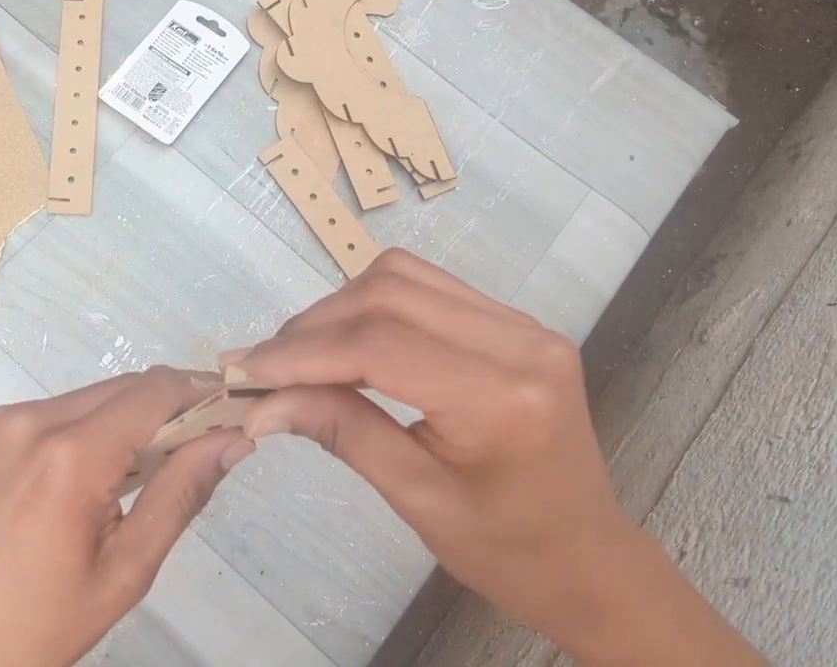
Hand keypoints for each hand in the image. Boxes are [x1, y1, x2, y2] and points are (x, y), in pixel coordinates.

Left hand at [0, 367, 254, 666]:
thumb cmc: (44, 621)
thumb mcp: (127, 569)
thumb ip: (182, 493)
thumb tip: (233, 440)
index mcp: (70, 456)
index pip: (153, 391)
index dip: (199, 393)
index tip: (232, 413)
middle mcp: (34, 420)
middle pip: (125, 387)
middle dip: (170, 406)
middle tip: (204, 443)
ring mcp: (7, 421)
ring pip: (94, 395)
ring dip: (133, 415)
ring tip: (155, 464)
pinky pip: (61, 409)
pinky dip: (94, 424)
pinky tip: (105, 468)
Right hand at [225, 250, 763, 666]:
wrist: (591, 559)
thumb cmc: (507, 552)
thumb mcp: (416, 499)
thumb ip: (340, 431)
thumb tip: (259, 404)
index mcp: (502, 397)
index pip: (380, 345)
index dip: (302, 353)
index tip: (245, 370)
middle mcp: (520, 341)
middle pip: (388, 293)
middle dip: (314, 325)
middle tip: (266, 365)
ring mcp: (523, 324)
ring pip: (402, 276)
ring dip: (340, 308)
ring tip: (301, 354)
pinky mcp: (515, 322)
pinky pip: (426, 287)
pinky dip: (374, 305)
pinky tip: (349, 342)